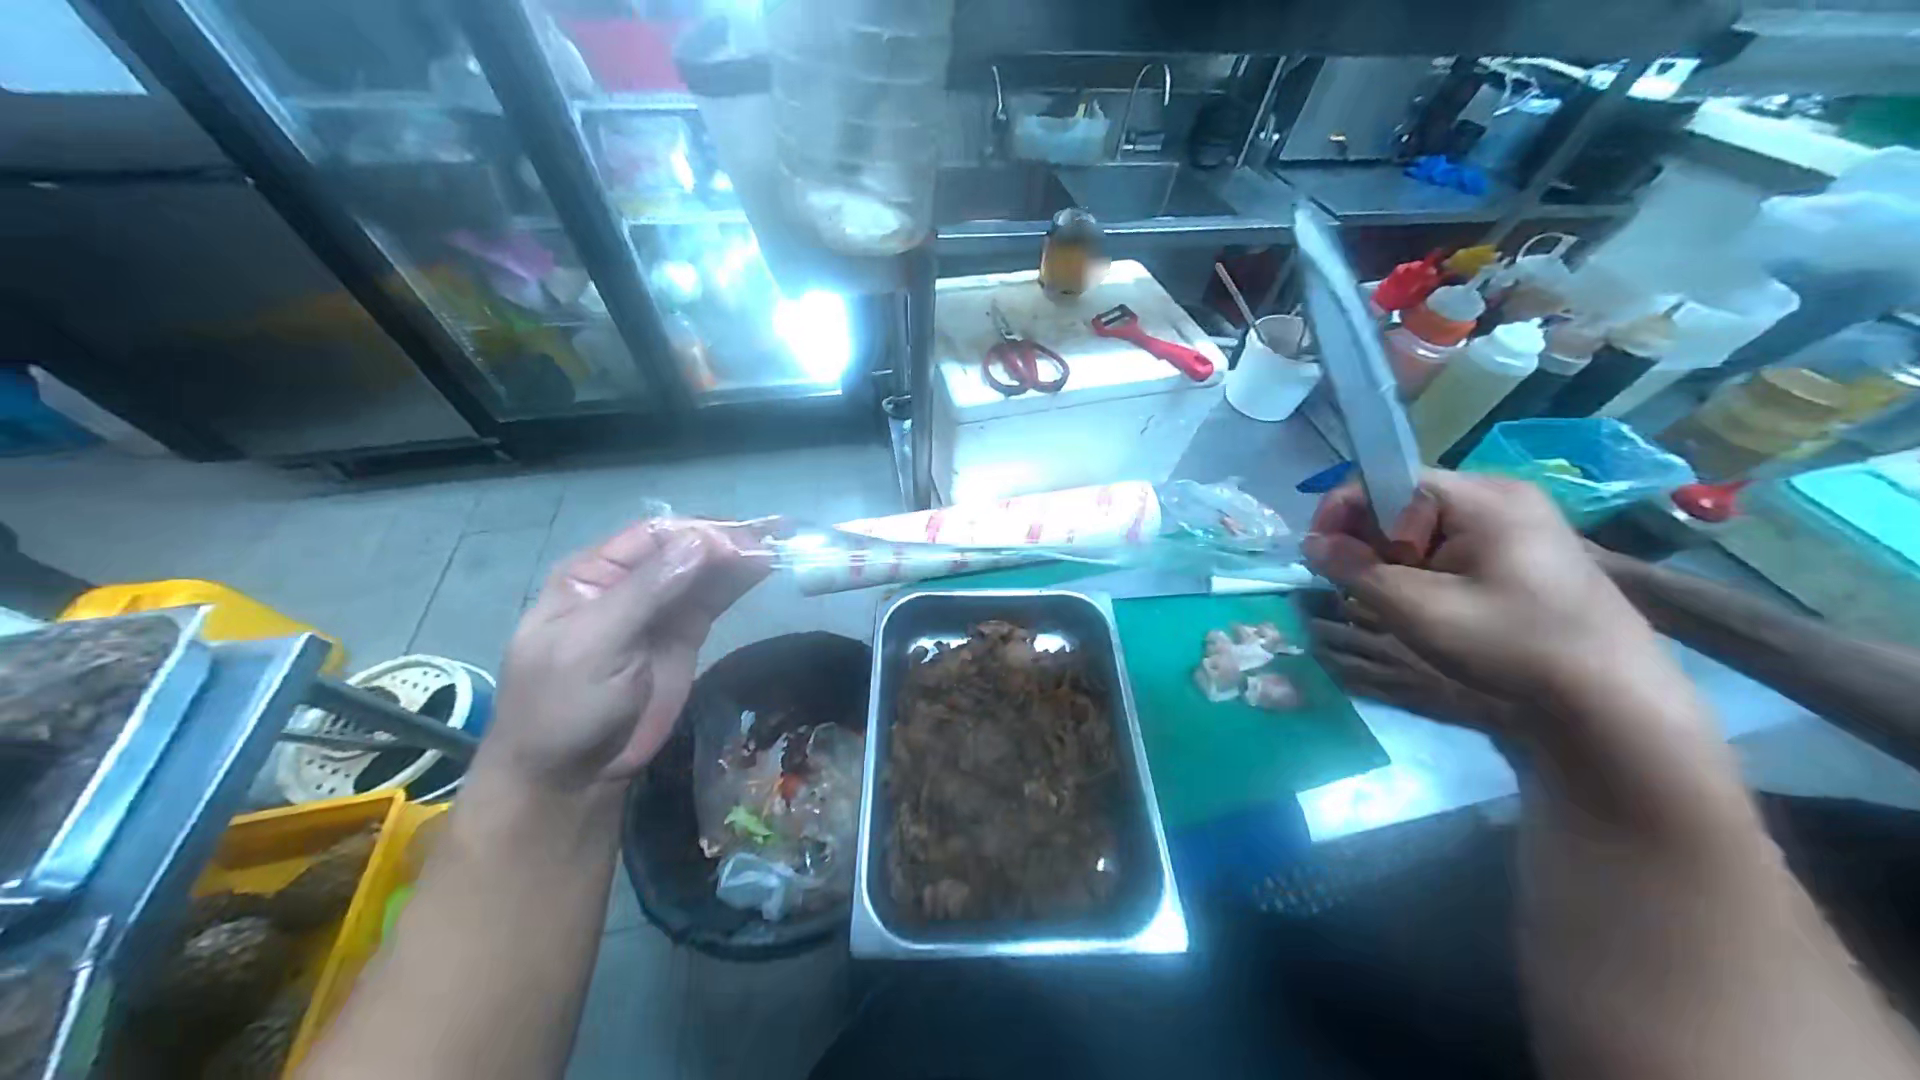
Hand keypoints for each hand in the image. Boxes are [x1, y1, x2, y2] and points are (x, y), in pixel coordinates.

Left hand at [486, 519, 768, 791]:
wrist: (574, 774)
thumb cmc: (565, 705)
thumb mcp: (595, 644)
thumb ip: (648, 590)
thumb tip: (704, 541)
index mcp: (593, 574)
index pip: (652, 536)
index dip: (697, 532)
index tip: (736, 543)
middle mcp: (629, 582)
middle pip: (685, 548)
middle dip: (727, 539)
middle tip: (773, 537)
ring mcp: (660, 609)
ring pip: (705, 571)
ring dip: (741, 557)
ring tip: (781, 544)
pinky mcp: (685, 634)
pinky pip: (715, 598)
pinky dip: (740, 582)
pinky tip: (765, 567)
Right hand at [1303, 471, 1666, 709]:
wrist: (1611, 699)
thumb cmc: (1511, 643)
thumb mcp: (1417, 608)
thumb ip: (1355, 569)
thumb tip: (1311, 543)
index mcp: (1482, 497)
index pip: (1385, 479)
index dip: (1342, 512)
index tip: (1323, 557)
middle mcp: (1499, 496)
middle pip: (1402, 501)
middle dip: (1369, 541)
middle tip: (1360, 587)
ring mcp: (1516, 523)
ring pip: (1422, 526)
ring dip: (1393, 559)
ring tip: (1394, 601)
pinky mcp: (1521, 550)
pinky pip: (1449, 543)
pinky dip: (1422, 568)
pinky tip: (1428, 603)